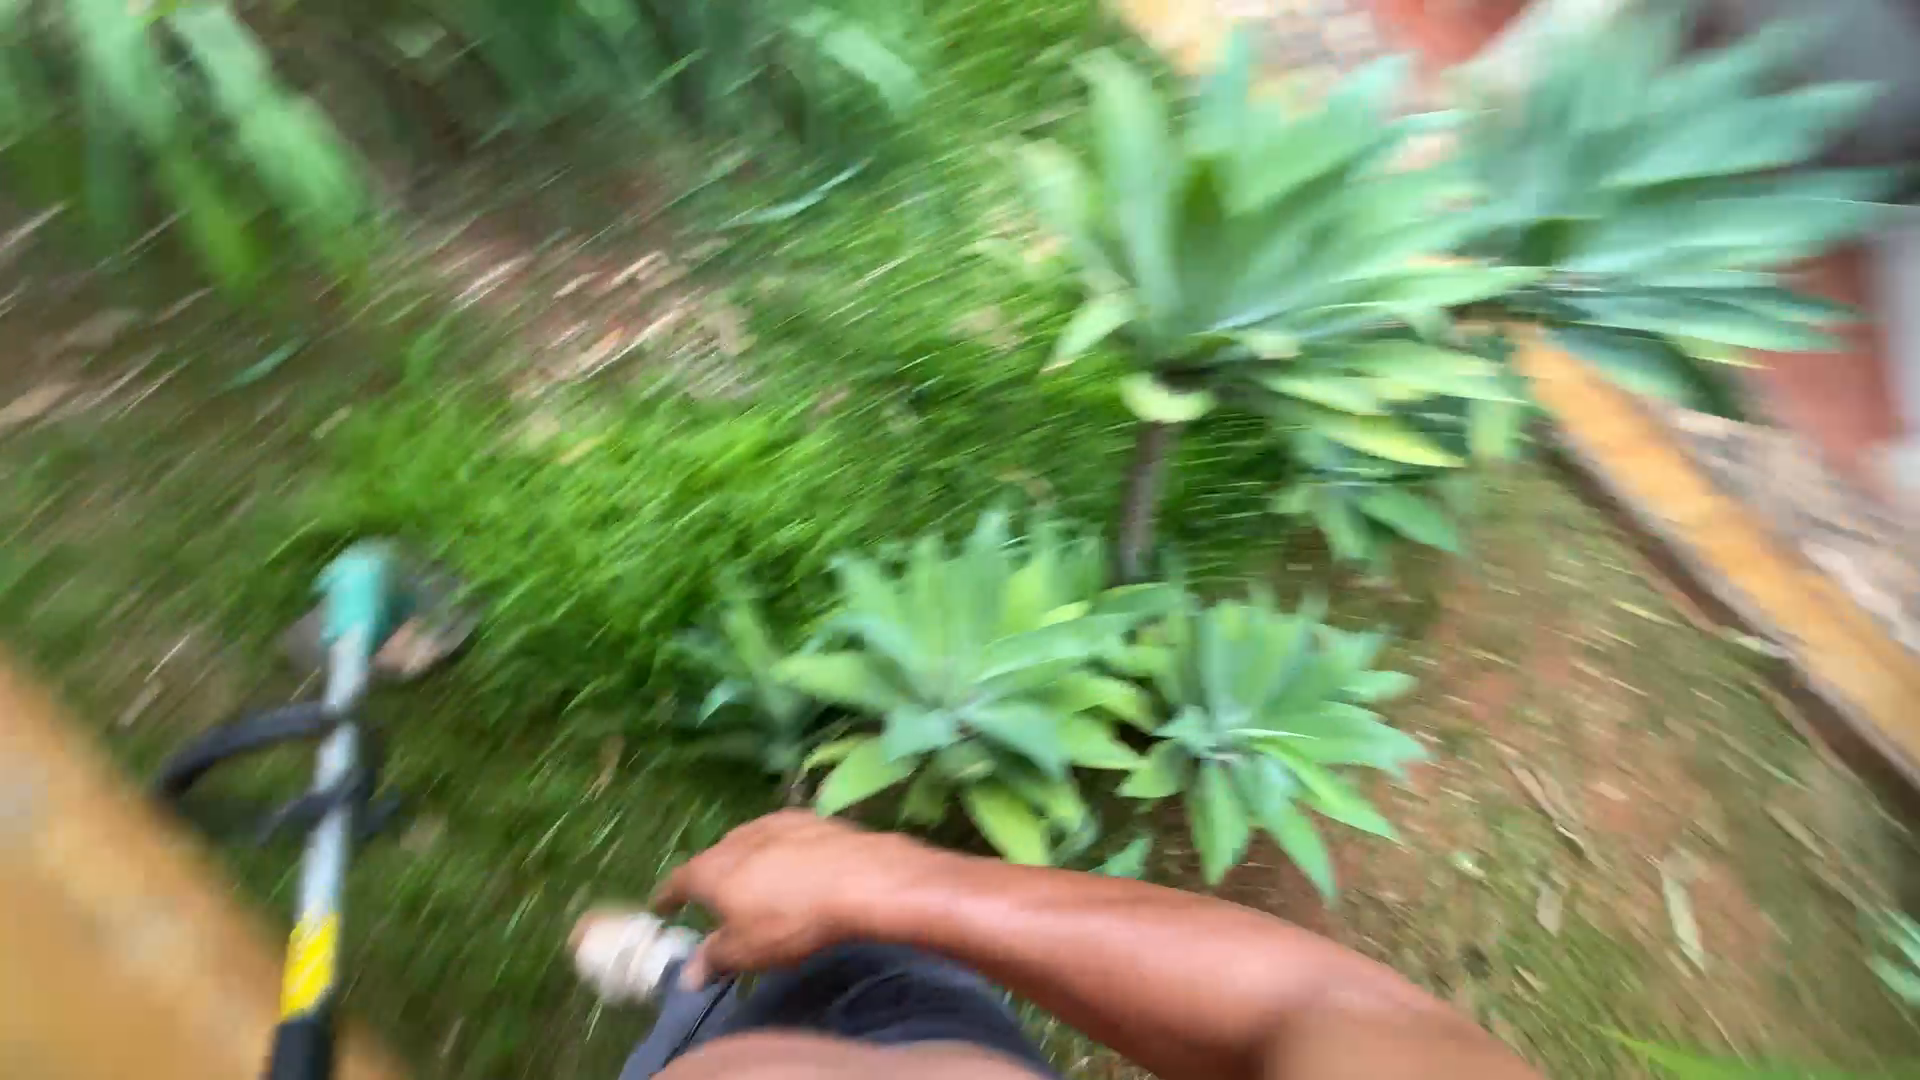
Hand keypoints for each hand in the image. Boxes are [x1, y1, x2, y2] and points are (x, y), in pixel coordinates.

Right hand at [650, 810, 947, 985]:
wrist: (858, 877)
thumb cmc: (791, 920)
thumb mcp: (746, 951)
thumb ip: (714, 957)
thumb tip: (689, 971)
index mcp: (712, 869)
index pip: (679, 880)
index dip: (669, 895)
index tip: (662, 904)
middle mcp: (738, 838)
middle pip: (715, 856)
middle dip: (711, 875)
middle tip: (712, 895)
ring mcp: (776, 822)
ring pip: (749, 840)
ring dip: (746, 858)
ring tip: (751, 878)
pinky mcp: (811, 818)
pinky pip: (783, 833)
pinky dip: (779, 848)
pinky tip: (791, 860)